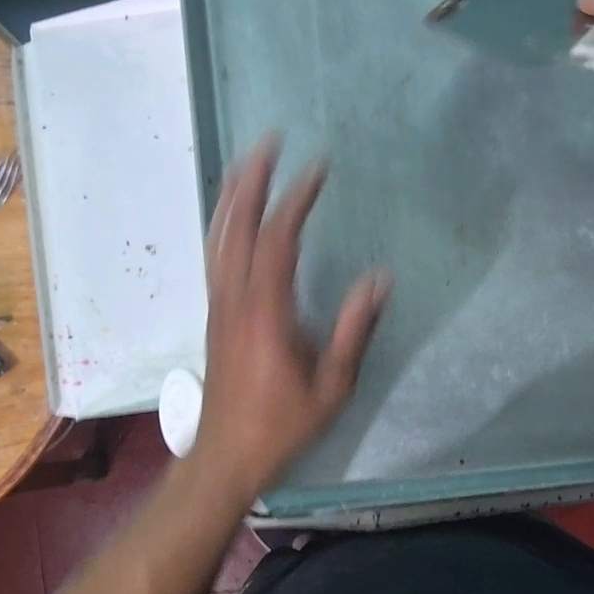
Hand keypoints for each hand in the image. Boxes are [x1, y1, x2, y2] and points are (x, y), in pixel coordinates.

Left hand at [192, 135, 390, 496]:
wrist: (227, 453)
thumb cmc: (282, 423)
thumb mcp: (331, 384)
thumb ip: (353, 329)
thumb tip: (380, 280)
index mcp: (265, 311)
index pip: (278, 238)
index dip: (297, 198)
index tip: (317, 168)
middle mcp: (234, 298)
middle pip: (237, 225)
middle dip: (252, 179)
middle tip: (268, 140)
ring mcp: (217, 305)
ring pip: (217, 237)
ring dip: (231, 195)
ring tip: (245, 161)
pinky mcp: (213, 315)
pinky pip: (214, 255)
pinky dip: (221, 223)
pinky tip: (231, 215)